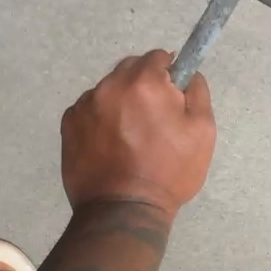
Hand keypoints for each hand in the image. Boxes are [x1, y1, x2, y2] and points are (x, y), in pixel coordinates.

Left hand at [60, 50, 215, 218]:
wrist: (123, 212)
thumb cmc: (169, 172)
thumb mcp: (202, 132)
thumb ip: (197, 92)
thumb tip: (188, 73)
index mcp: (144, 82)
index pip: (157, 57)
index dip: (169, 74)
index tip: (171, 95)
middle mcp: (110, 86)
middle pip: (130, 69)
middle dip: (144, 84)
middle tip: (153, 118)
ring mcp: (85, 104)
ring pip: (109, 88)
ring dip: (120, 100)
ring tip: (129, 135)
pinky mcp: (68, 124)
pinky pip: (89, 108)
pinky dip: (100, 117)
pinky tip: (109, 143)